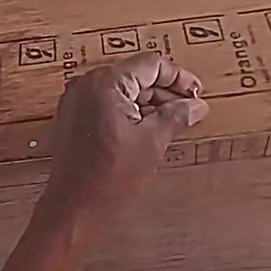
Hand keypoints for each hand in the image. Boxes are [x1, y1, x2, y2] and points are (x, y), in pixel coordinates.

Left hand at [40, 53, 207, 223]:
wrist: (75, 206)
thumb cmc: (108, 177)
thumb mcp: (152, 141)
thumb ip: (176, 116)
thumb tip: (197, 105)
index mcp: (106, 83)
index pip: (150, 65)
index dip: (178, 77)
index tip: (195, 92)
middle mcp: (87, 84)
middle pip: (135, 75)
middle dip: (164, 91)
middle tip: (189, 108)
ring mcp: (77, 100)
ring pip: (122, 90)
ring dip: (148, 102)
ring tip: (173, 121)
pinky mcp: (73, 117)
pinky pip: (107, 103)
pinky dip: (129, 111)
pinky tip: (149, 128)